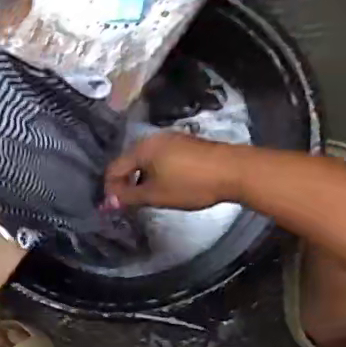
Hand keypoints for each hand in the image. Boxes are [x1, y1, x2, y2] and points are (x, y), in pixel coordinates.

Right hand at [103, 131, 250, 210]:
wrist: (236, 171)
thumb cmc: (191, 183)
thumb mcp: (155, 195)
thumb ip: (128, 197)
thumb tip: (109, 201)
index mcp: (141, 148)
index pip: (114, 169)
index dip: (110, 189)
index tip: (115, 207)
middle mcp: (153, 139)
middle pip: (129, 162)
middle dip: (126, 183)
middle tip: (130, 203)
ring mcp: (172, 139)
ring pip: (146, 160)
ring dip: (142, 178)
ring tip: (149, 196)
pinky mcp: (187, 143)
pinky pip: (161, 157)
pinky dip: (157, 171)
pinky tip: (167, 185)